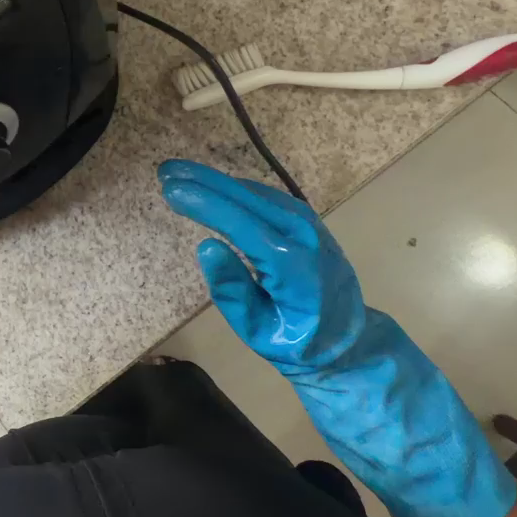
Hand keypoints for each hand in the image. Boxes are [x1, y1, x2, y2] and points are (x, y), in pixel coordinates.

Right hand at [159, 160, 516, 516]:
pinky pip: (268, 198)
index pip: (242, 224)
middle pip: (248, 198)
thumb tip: (207, 246)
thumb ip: (232, 291)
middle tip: (167, 171)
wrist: (349, 345)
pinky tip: (214, 186)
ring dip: (218, 180)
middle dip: (205, 181)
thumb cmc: (296, 344)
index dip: (206, 204)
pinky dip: (237, 188)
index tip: (172, 190)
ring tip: (181, 174)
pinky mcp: (310, 224)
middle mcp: (305, 239)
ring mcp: (311, 228)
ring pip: (258, 193)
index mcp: (293, 268)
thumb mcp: (258, 332)